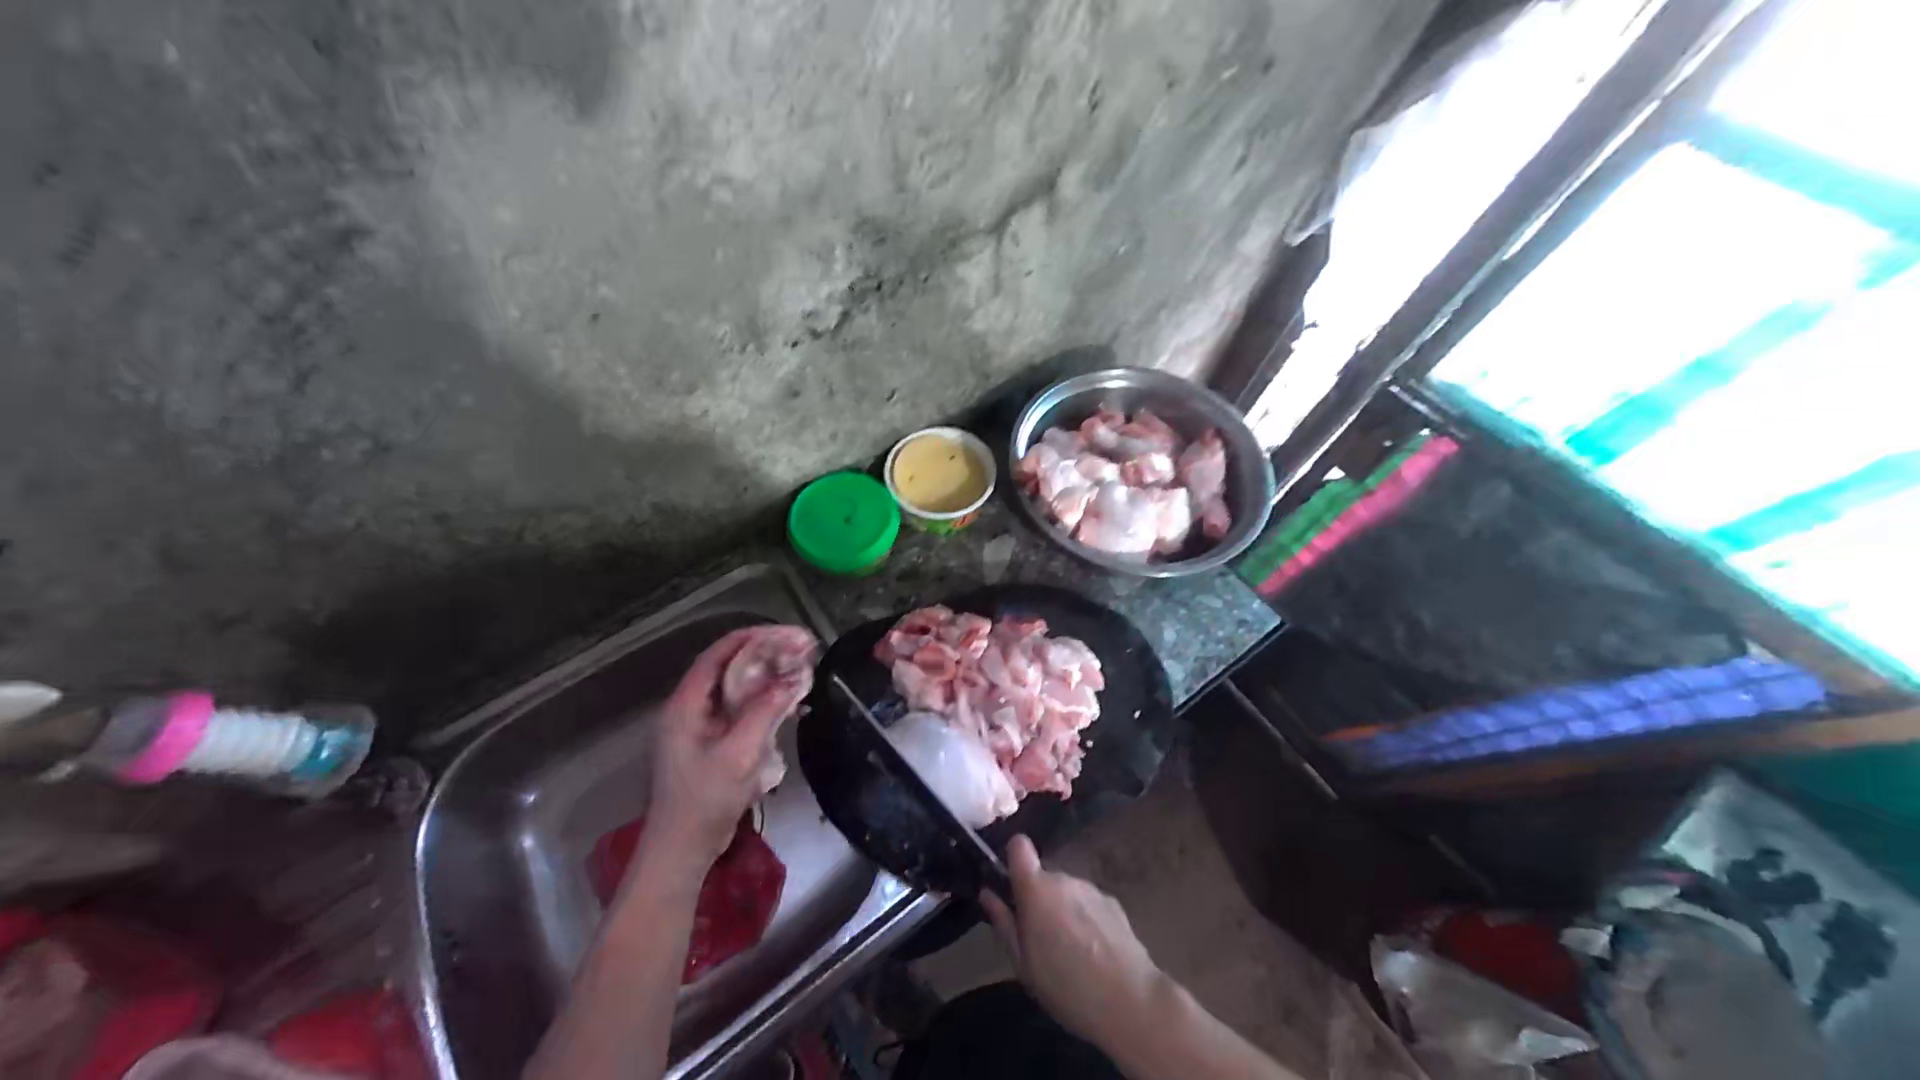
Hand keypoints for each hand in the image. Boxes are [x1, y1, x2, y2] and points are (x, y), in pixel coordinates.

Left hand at [646, 629, 806, 868]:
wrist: (682, 850)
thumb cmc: (704, 800)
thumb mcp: (739, 753)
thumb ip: (766, 711)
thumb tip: (795, 677)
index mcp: (685, 704)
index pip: (718, 654)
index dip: (753, 638)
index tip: (787, 634)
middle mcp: (690, 709)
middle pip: (728, 668)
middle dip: (765, 655)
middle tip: (801, 651)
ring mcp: (699, 728)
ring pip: (736, 689)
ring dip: (767, 679)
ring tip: (800, 671)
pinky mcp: (711, 745)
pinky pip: (739, 712)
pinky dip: (763, 703)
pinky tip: (789, 706)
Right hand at [980, 835, 1165, 1046]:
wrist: (1130, 1000)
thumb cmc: (1065, 985)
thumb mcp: (1023, 964)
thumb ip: (1004, 923)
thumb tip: (987, 894)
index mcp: (1036, 889)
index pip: (1019, 846)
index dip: (1013, 859)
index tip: (1011, 886)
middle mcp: (1064, 879)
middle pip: (1044, 878)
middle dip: (1039, 900)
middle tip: (1040, 940)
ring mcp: (1092, 889)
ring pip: (1067, 892)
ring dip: (1063, 911)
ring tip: (1070, 953)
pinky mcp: (1114, 904)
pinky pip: (1088, 904)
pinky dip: (1086, 920)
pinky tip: (1094, 954)